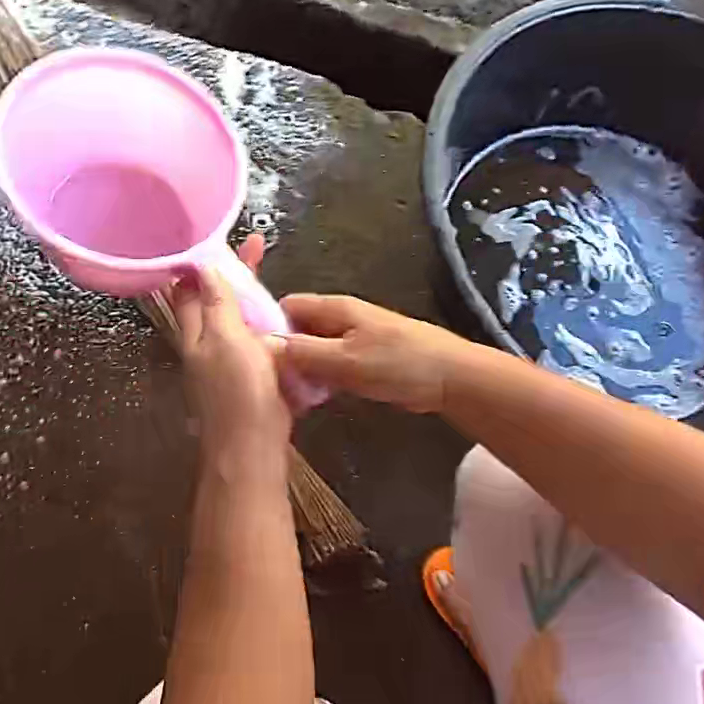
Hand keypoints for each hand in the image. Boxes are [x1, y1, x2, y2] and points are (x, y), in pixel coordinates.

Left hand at [170, 235, 291, 452]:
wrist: (253, 451)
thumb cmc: (238, 392)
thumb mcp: (226, 340)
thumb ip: (216, 304)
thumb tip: (203, 268)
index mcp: (195, 333)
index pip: (188, 288)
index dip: (201, 261)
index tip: (218, 237)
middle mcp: (207, 346)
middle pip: (216, 301)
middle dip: (234, 273)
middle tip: (259, 247)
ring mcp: (229, 365)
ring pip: (239, 322)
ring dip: (253, 298)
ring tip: (274, 278)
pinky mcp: (252, 380)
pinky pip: (258, 343)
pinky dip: (269, 326)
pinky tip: (288, 321)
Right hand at [273, 295, 470, 413]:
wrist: (451, 378)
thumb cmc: (399, 363)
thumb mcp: (345, 360)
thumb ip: (303, 353)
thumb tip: (263, 346)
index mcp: (334, 308)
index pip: (286, 305)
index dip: (267, 325)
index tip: (252, 353)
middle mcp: (341, 318)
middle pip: (299, 328)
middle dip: (284, 351)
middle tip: (269, 380)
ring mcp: (354, 339)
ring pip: (314, 349)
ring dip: (303, 368)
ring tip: (288, 392)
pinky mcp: (364, 359)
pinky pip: (331, 364)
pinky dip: (322, 378)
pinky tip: (315, 398)